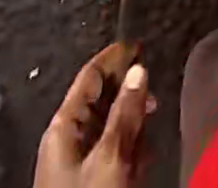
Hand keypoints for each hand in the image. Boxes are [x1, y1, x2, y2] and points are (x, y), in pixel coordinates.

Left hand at [35, 44, 156, 187]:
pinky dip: (129, 146)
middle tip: (154, 87)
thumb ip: (126, 112)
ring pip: (108, 125)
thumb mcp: (111, 158)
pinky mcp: (91, 183)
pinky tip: (144, 154)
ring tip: (151, 121)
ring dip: (130, 120)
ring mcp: (78, 164)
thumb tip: (139, 68)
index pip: (90, 77)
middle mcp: (68, 139)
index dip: (114, 57)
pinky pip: (112, 152)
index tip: (141, 43)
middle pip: (100, 99)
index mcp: (64, 127)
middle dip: (126, 91)